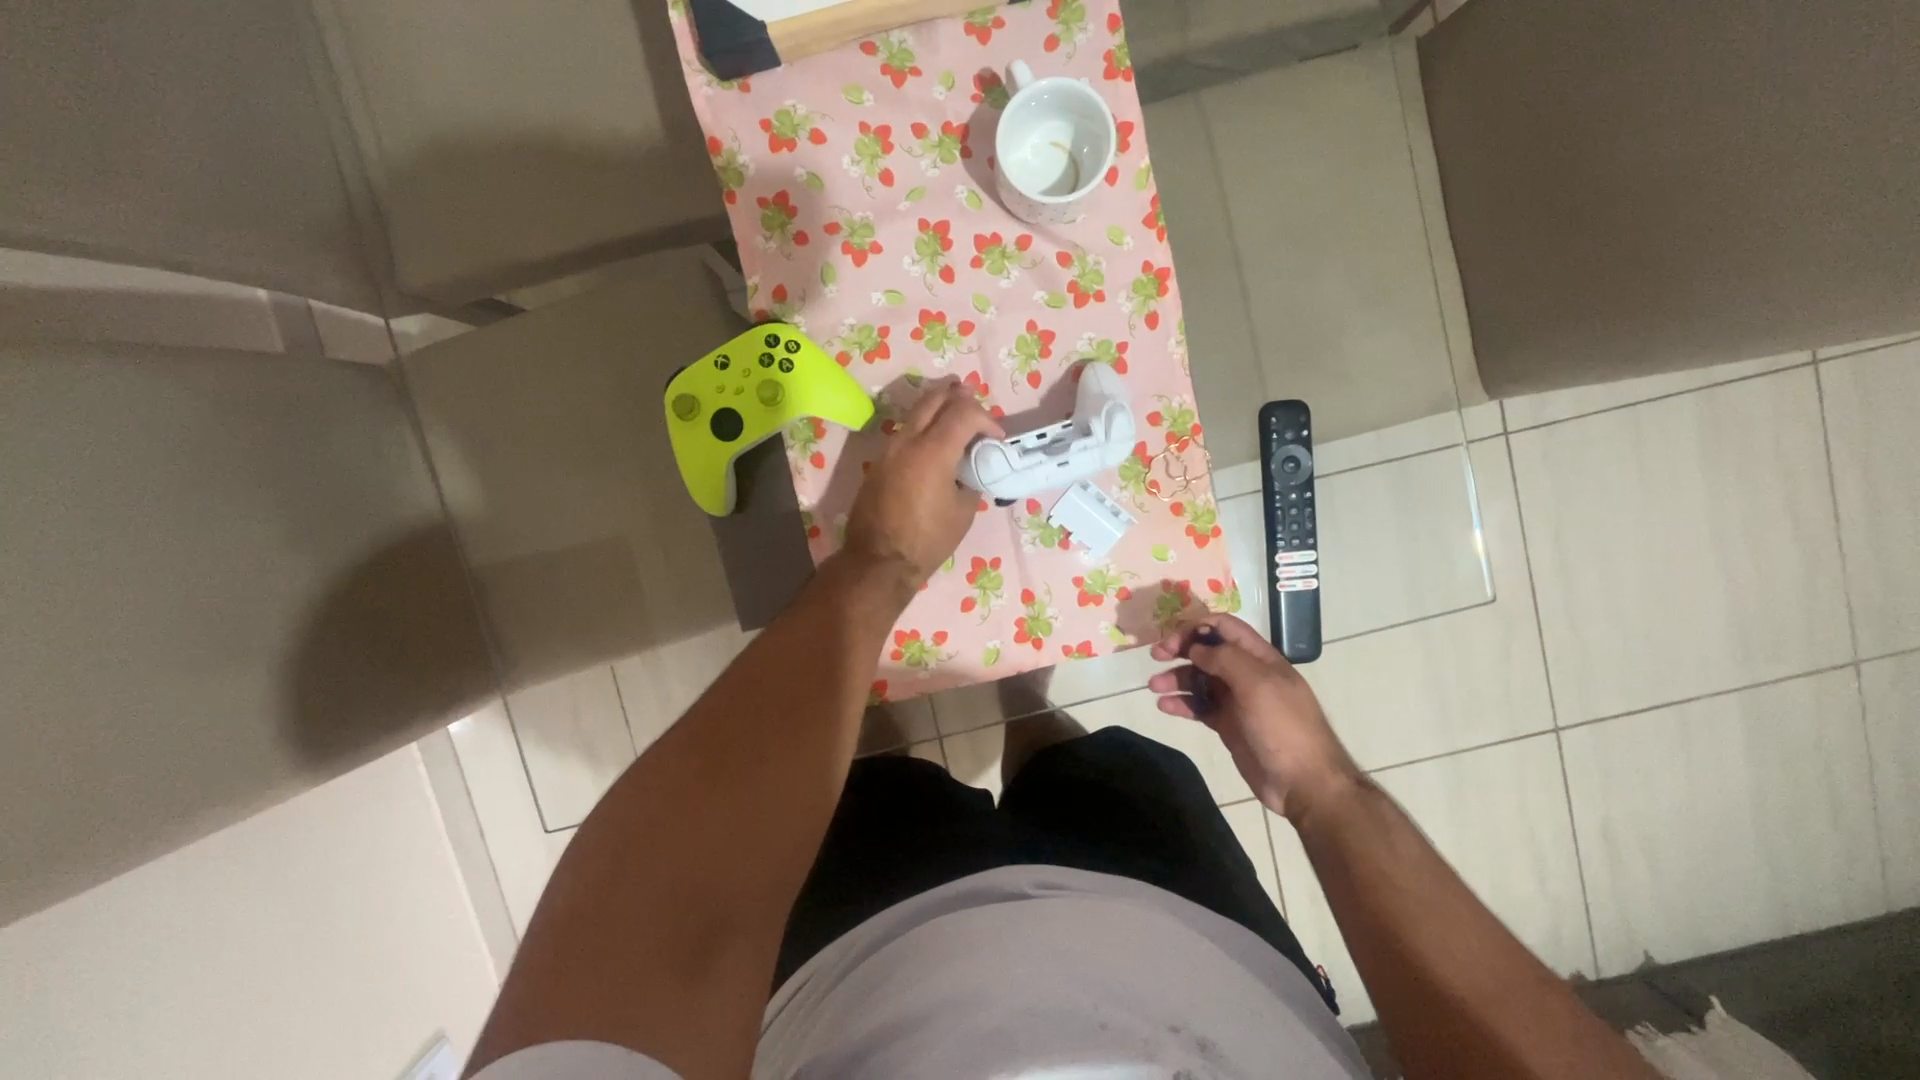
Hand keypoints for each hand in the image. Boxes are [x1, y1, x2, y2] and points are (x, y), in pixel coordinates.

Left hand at [842, 380, 1003, 593]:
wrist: (879, 561)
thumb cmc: (928, 540)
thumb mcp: (964, 511)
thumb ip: (971, 479)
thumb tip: (970, 469)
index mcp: (933, 451)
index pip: (964, 412)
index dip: (986, 418)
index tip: (997, 437)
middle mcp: (907, 441)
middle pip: (934, 399)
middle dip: (958, 396)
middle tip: (974, 396)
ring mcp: (888, 450)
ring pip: (916, 413)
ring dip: (938, 409)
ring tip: (956, 414)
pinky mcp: (878, 463)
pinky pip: (904, 433)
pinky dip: (923, 428)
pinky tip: (935, 443)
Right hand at [1147, 615, 1362, 823]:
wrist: (1302, 782)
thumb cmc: (1283, 727)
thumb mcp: (1257, 684)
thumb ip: (1225, 658)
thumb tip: (1196, 647)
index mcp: (1260, 658)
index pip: (1225, 627)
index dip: (1197, 627)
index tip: (1173, 640)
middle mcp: (1247, 674)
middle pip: (1208, 652)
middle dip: (1181, 650)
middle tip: (1155, 656)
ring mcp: (1237, 700)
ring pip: (1200, 680)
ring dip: (1176, 678)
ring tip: (1155, 687)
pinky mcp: (1228, 724)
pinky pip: (1199, 707)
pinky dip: (1181, 703)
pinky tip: (1164, 706)